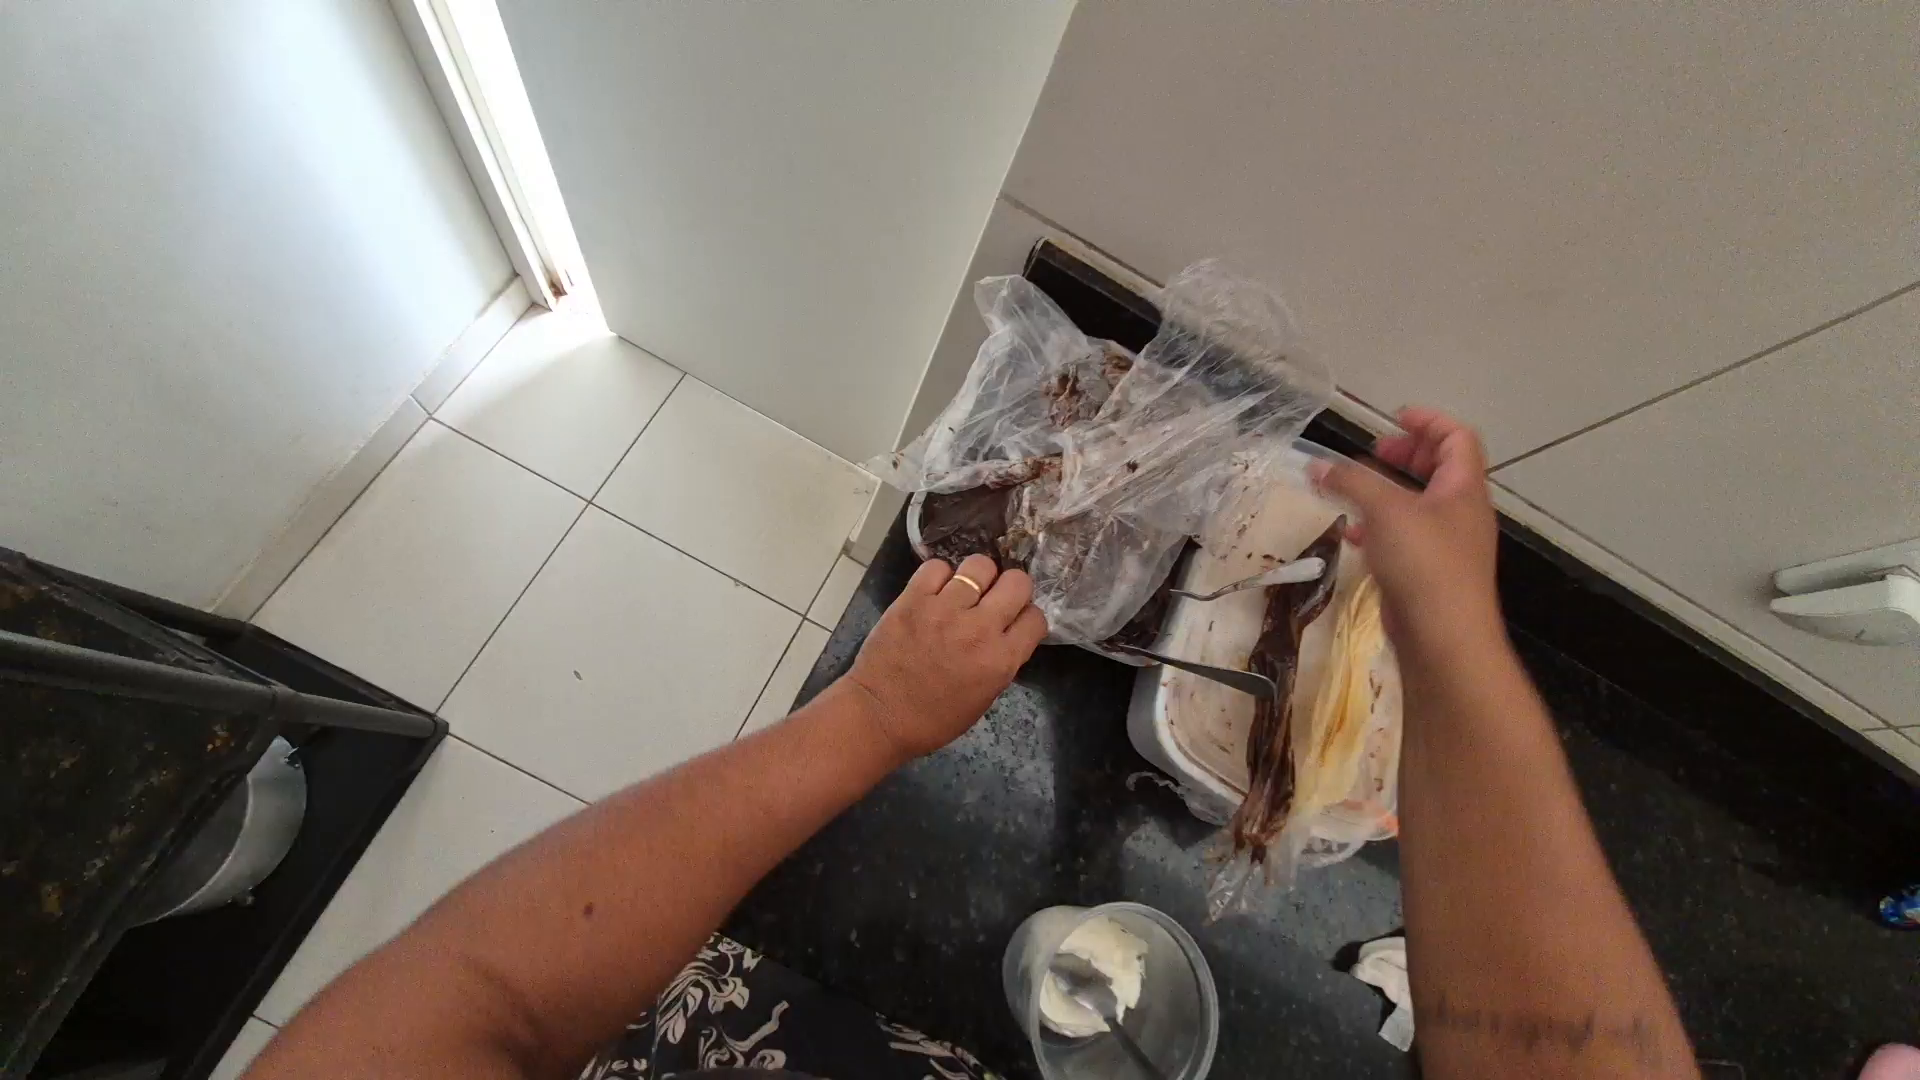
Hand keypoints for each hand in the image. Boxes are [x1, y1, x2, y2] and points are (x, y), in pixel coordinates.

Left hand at [843, 554, 1048, 759]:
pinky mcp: (914, 598)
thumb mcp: (984, 696)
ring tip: (963, 591)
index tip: (1014, 621)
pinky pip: (937, 567)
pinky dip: (939, 576)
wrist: (880, 715)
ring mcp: (945, 609)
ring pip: (979, 566)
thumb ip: (1002, 660)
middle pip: (1017, 582)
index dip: (1027, 617)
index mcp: (1000, 660)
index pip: (1036, 618)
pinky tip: (935, 592)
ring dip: (976, 578)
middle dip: (1011, 588)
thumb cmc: (934, 717)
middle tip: (994, 598)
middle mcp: (979, 628)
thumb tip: (1007, 632)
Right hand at [1313, 407, 1502, 653]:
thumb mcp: (1385, 511)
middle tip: (1372, 453)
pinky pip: (1405, 535)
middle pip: (1440, 469)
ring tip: (1354, 490)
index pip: (1457, 439)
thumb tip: (1317, 465)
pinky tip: (1354, 534)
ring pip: (1419, 503)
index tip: (1393, 417)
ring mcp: (1446, 544)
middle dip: (1406, 455)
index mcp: (1463, 489)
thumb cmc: (1423, 563)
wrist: (1444, 635)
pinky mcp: (1428, 571)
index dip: (1428, 422)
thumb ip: (1351, 482)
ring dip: (1388, 491)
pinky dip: (1380, 525)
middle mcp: (1460, 512)